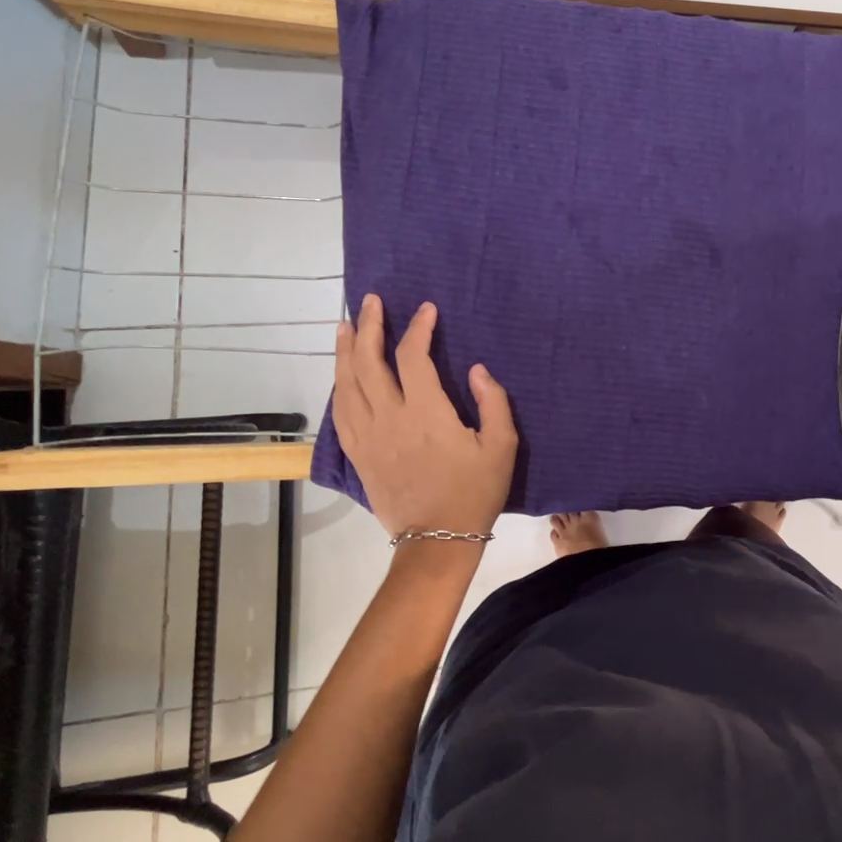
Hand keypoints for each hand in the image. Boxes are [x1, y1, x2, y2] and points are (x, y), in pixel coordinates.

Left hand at [331, 294, 517, 539]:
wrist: (438, 539)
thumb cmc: (475, 492)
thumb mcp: (502, 447)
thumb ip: (494, 403)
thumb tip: (478, 370)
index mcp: (427, 413)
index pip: (414, 357)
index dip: (418, 328)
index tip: (426, 309)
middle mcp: (390, 419)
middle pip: (369, 363)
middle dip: (369, 327)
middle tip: (370, 302)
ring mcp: (368, 437)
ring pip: (347, 384)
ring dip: (345, 351)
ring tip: (345, 326)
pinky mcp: (359, 454)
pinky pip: (341, 412)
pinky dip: (339, 385)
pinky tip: (342, 373)